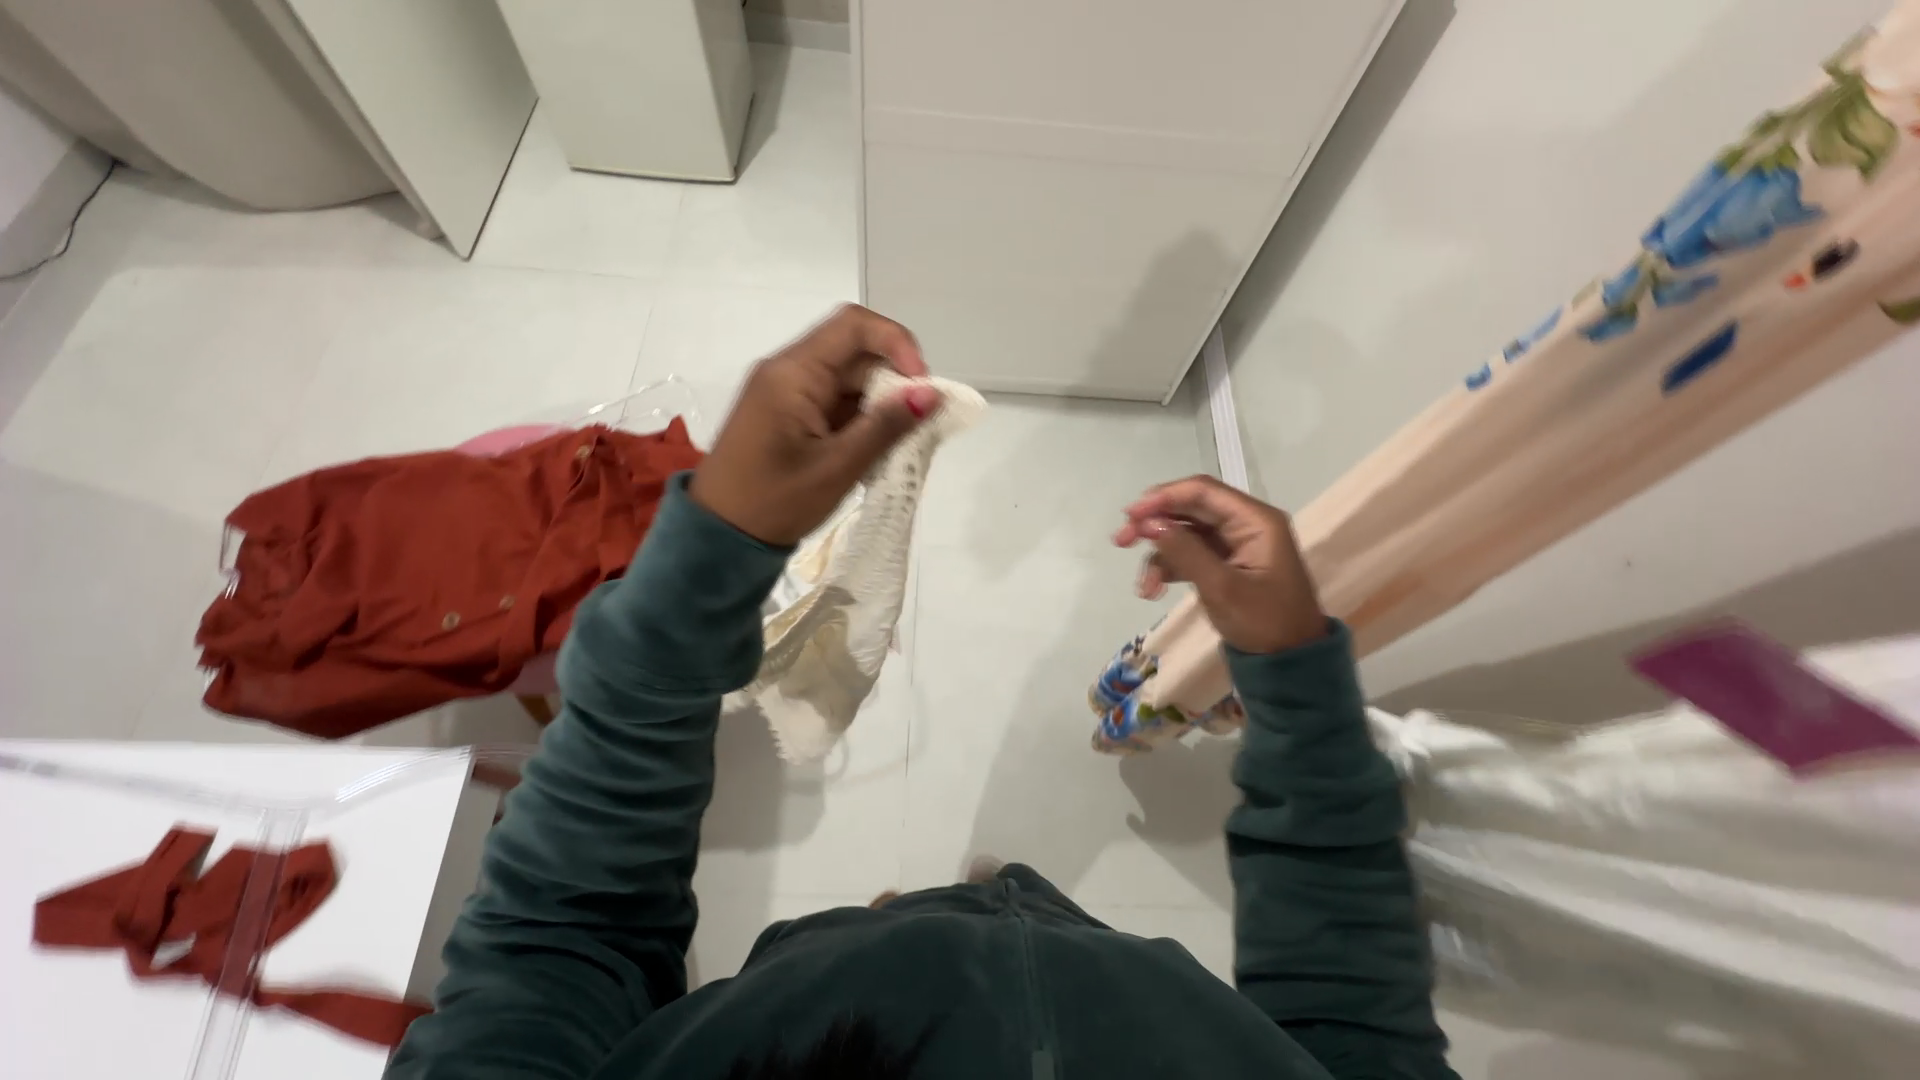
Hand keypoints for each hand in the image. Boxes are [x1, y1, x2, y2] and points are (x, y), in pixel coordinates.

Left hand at [691, 304, 940, 545]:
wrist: (720, 536)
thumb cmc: (774, 502)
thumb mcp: (837, 467)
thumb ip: (886, 427)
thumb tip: (932, 393)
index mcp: (793, 373)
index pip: (854, 326)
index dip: (897, 343)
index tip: (921, 386)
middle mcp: (788, 371)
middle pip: (854, 352)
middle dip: (893, 381)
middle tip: (917, 424)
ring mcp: (786, 392)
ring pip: (848, 379)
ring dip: (880, 403)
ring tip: (899, 443)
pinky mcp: (788, 414)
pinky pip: (835, 401)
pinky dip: (861, 419)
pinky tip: (875, 449)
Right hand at [1113, 476, 1324, 653]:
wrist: (1291, 662)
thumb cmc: (1264, 622)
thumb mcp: (1222, 588)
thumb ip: (1185, 551)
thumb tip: (1148, 523)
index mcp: (1255, 520)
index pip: (1203, 492)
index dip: (1163, 497)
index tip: (1130, 515)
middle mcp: (1245, 524)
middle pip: (1189, 509)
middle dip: (1153, 524)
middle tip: (1120, 541)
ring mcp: (1234, 544)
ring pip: (1184, 533)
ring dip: (1158, 555)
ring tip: (1144, 587)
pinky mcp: (1224, 564)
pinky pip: (1188, 554)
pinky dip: (1168, 568)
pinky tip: (1153, 591)